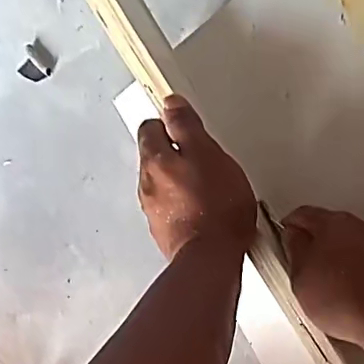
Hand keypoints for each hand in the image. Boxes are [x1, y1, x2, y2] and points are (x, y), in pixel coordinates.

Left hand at [137, 95, 256, 258]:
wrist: (211, 257)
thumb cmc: (215, 209)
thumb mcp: (209, 156)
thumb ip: (188, 127)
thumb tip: (173, 105)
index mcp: (156, 160)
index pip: (151, 128)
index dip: (170, 124)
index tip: (185, 126)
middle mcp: (148, 184)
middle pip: (155, 158)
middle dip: (174, 156)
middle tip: (201, 160)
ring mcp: (155, 211)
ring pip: (163, 187)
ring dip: (180, 185)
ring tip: (208, 190)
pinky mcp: (166, 234)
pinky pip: (173, 213)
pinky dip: (185, 209)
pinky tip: (206, 214)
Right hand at [280, 207, 363, 346]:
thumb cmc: (348, 300)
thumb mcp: (300, 277)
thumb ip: (294, 250)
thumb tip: (294, 240)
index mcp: (333, 223)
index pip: (303, 214)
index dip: (290, 227)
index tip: (286, 238)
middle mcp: (361, 228)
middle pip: (331, 228)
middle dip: (317, 244)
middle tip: (305, 268)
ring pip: (352, 246)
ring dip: (340, 259)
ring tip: (330, 289)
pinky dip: (360, 273)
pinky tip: (353, 295)